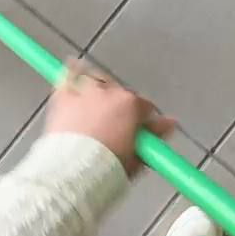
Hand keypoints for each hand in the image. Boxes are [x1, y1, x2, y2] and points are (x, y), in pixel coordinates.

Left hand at [44, 62, 174, 174]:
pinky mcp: (64, 96)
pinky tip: (73, 66)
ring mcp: (84, 92)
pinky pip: (69, 75)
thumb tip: (170, 124)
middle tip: (113, 123)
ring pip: (96, 81)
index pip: (144, 106)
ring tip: (95, 104)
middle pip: (120, 93)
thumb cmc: (108, 165)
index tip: (138, 130)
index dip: (142, 119)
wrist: (73, 169)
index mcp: (130, 104)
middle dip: (119, 106)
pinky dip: (73, 72)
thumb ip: (153, 136)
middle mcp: (109, 91)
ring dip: (99, 90)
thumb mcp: (137, 155)